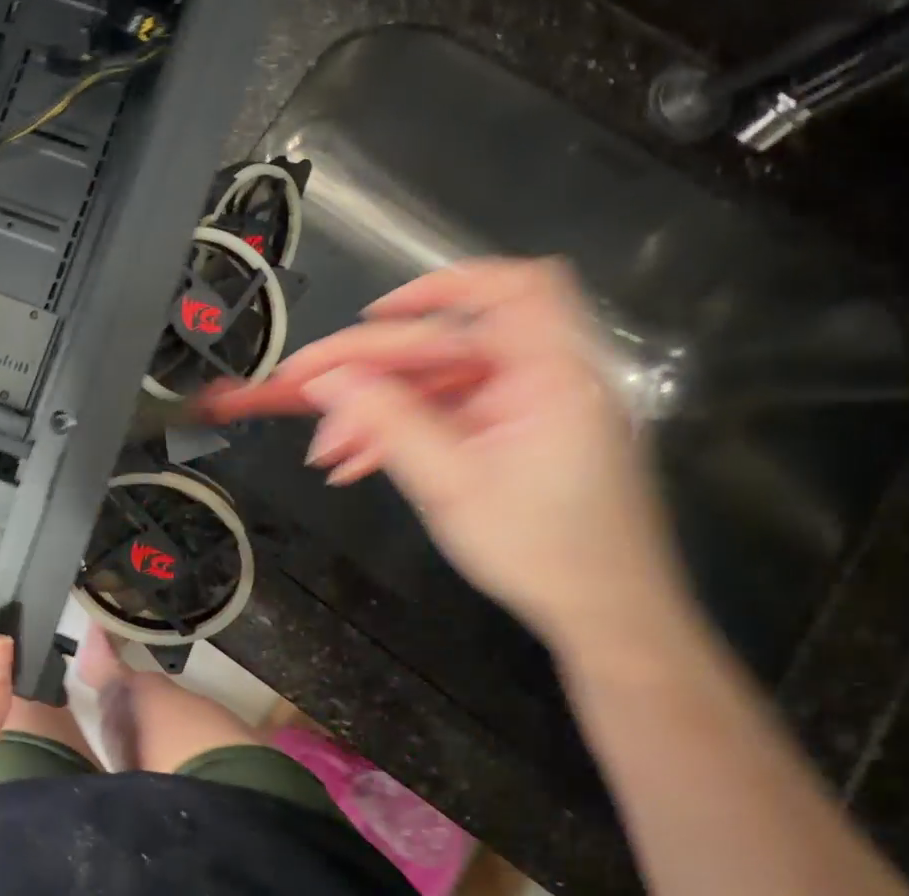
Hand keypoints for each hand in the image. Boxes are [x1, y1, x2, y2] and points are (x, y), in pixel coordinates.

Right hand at [202, 258, 688, 648]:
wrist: (609, 622)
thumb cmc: (545, 553)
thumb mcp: (451, 485)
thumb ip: (386, 420)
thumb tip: (326, 379)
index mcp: (550, 376)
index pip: (507, 290)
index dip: (438, 287)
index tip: (375, 313)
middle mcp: (543, 380)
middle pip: (443, 345)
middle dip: (365, 369)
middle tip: (298, 386)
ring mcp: (527, 411)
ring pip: (434, 386)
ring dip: (373, 409)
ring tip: (325, 449)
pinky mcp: (514, 438)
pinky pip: (445, 418)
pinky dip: (398, 433)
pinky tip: (354, 463)